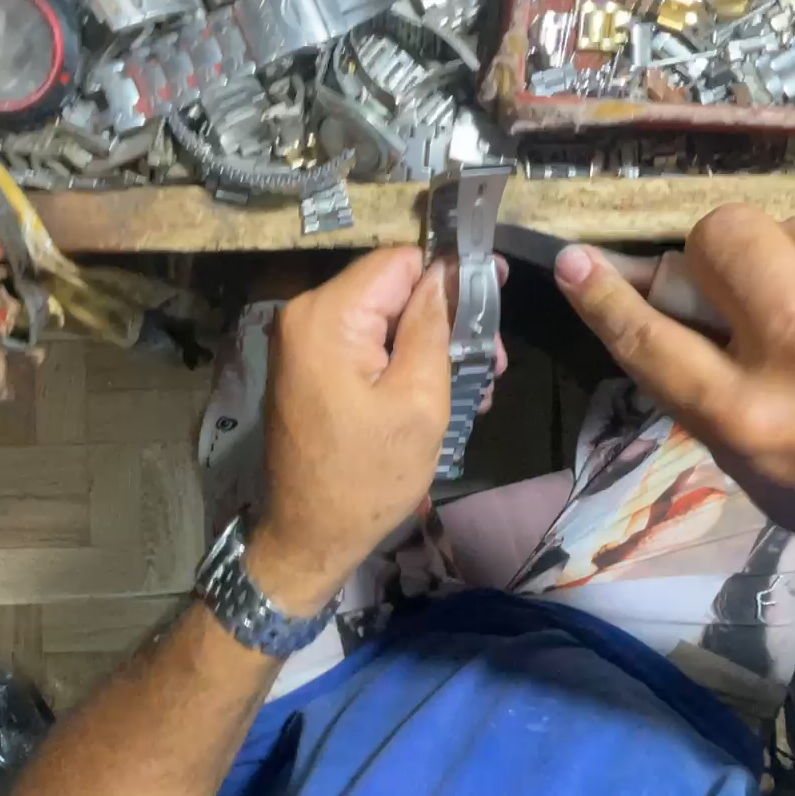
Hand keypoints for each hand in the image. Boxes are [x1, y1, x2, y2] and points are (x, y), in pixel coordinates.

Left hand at [252, 250, 456, 614]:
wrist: (309, 535)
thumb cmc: (368, 477)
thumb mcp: (419, 400)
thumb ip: (432, 326)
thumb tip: (447, 272)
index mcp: (328, 316)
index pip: (399, 261)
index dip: (450, 274)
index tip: (494, 296)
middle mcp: (304, 315)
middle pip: (389, 288)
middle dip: (443, 318)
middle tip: (490, 361)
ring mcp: (301, 342)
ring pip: (380, 318)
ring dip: (427, 344)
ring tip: (472, 386)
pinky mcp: (306, 366)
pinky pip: (362, 344)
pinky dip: (399, 361)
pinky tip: (436, 393)